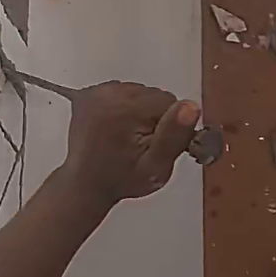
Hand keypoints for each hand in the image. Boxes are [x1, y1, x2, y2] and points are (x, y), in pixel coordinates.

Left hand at [61, 81, 200, 202]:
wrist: (85, 184)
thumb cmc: (119, 179)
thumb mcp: (156, 167)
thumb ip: (175, 135)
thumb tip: (189, 107)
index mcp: (125, 109)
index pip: (170, 102)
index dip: (169, 126)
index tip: (154, 144)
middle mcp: (108, 94)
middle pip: (154, 94)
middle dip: (154, 117)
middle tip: (140, 143)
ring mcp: (96, 92)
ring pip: (140, 92)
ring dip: (140, 112)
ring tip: (127, 137)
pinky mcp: (90, 94)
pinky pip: (123, 92)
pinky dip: (125, 107)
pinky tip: (117, 128)